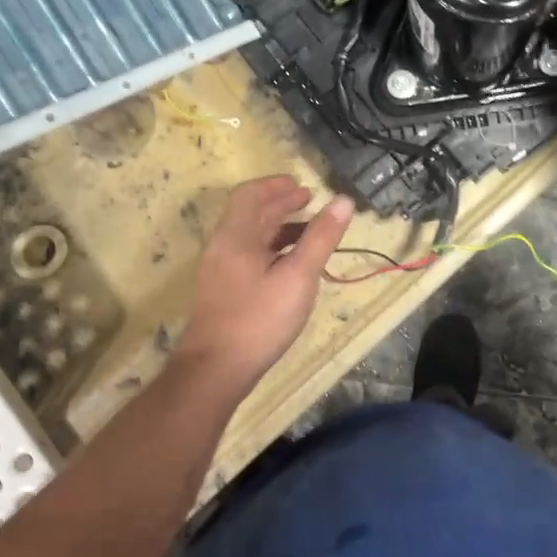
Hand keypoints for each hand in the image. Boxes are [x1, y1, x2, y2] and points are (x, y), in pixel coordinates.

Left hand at [178, 175, 353, 390]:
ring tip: (310, 231)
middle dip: (281, 203)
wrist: (214, 372)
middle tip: (310, 202)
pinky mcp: (225, 291)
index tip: (303, 186)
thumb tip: (343, 200)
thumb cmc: (259, 319)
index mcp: (236, 236)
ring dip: (279, 226)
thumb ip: (321, 237)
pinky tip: (293, 264)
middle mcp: (224, 247)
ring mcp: (221, 271)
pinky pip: (250, 255)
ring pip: (251, 236)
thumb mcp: (299, 276)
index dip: (276, 185)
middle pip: (251, 213)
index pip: (250, 194)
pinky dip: (273, 248)